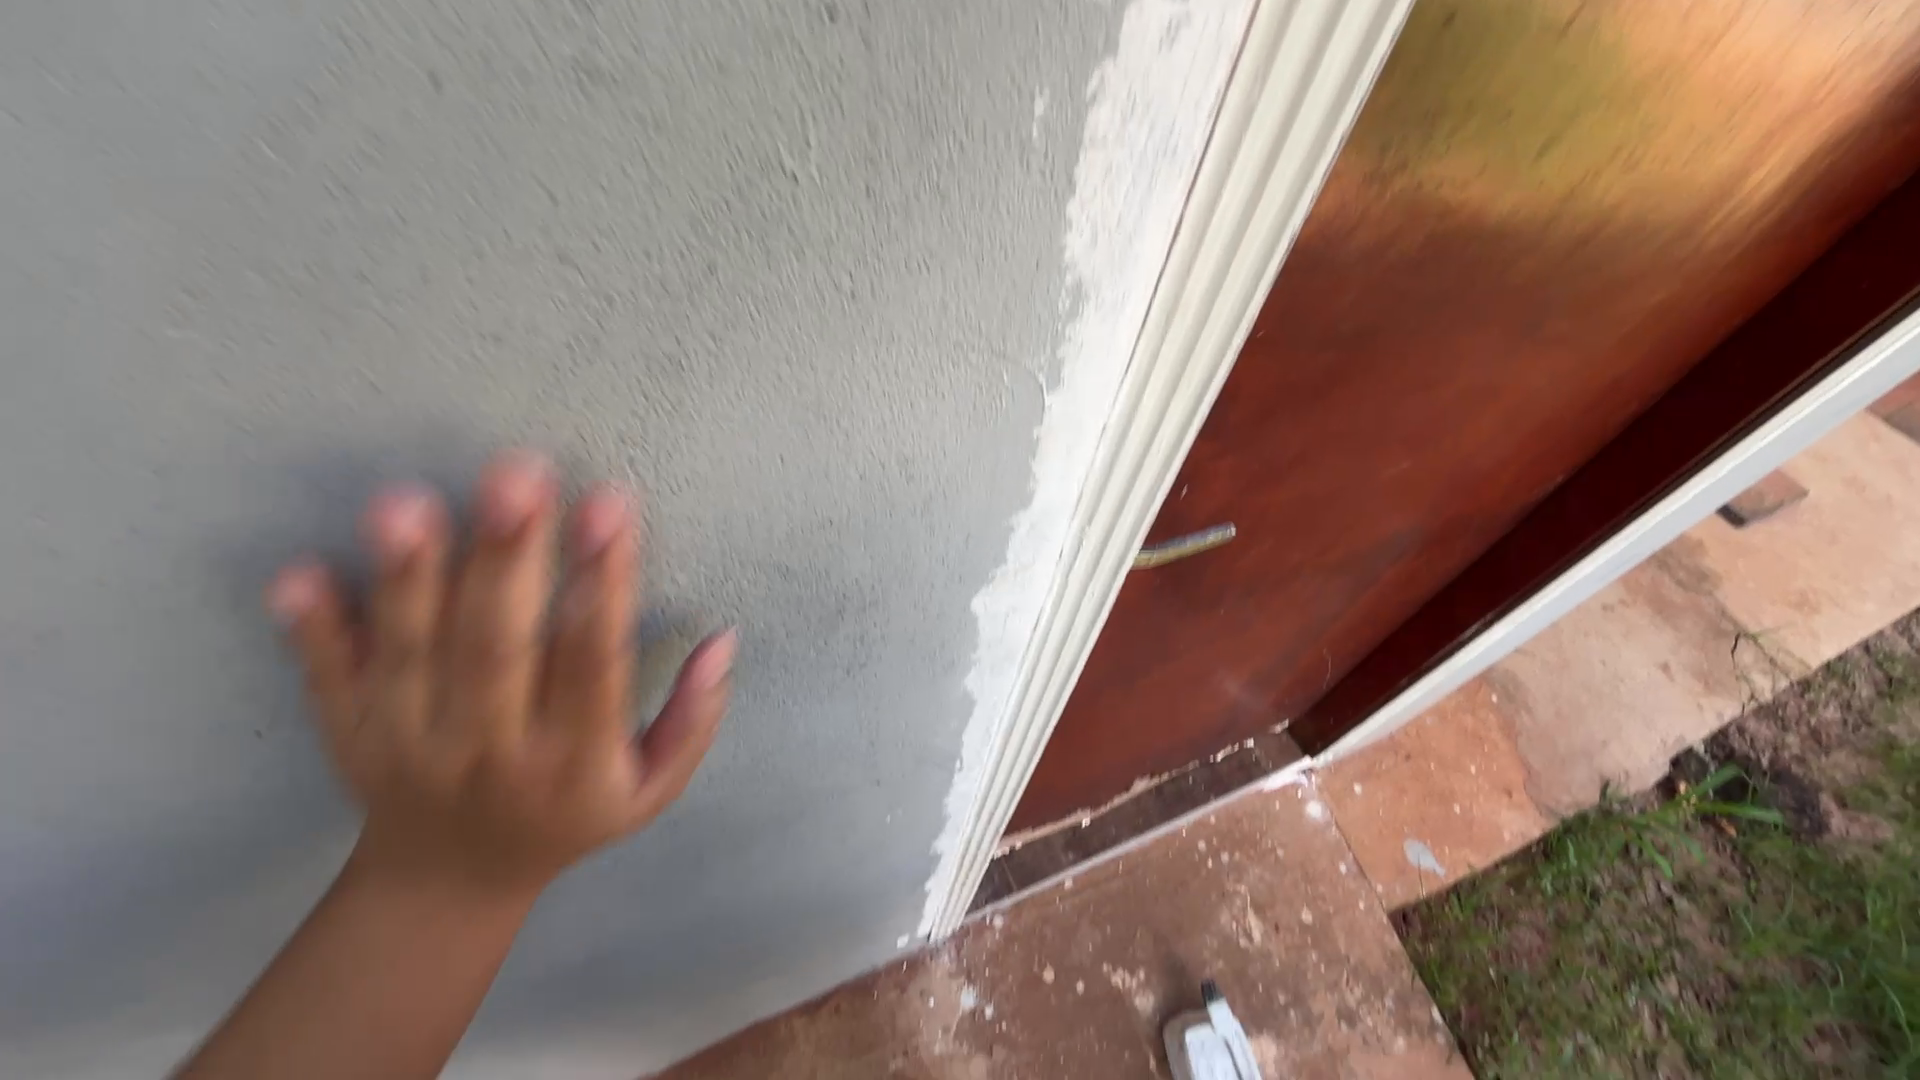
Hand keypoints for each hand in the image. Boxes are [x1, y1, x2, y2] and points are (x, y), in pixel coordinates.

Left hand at [266, 451, 733, 899]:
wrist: (449, 883)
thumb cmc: (569, 818)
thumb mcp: (653, 789)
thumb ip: (694, 718)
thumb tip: (722, 640)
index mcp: (575, 761)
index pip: (593, 665)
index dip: (604, 588)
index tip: (611, 511)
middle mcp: (492, 749)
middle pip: (497, 646)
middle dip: (508, 557)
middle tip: (518, 474)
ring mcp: (411, 743)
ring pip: (412, 653)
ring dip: (410, 575)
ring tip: (409, 501)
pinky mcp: (353, 736)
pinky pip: (329, 681)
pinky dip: (314, 629)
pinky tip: (300, 574)